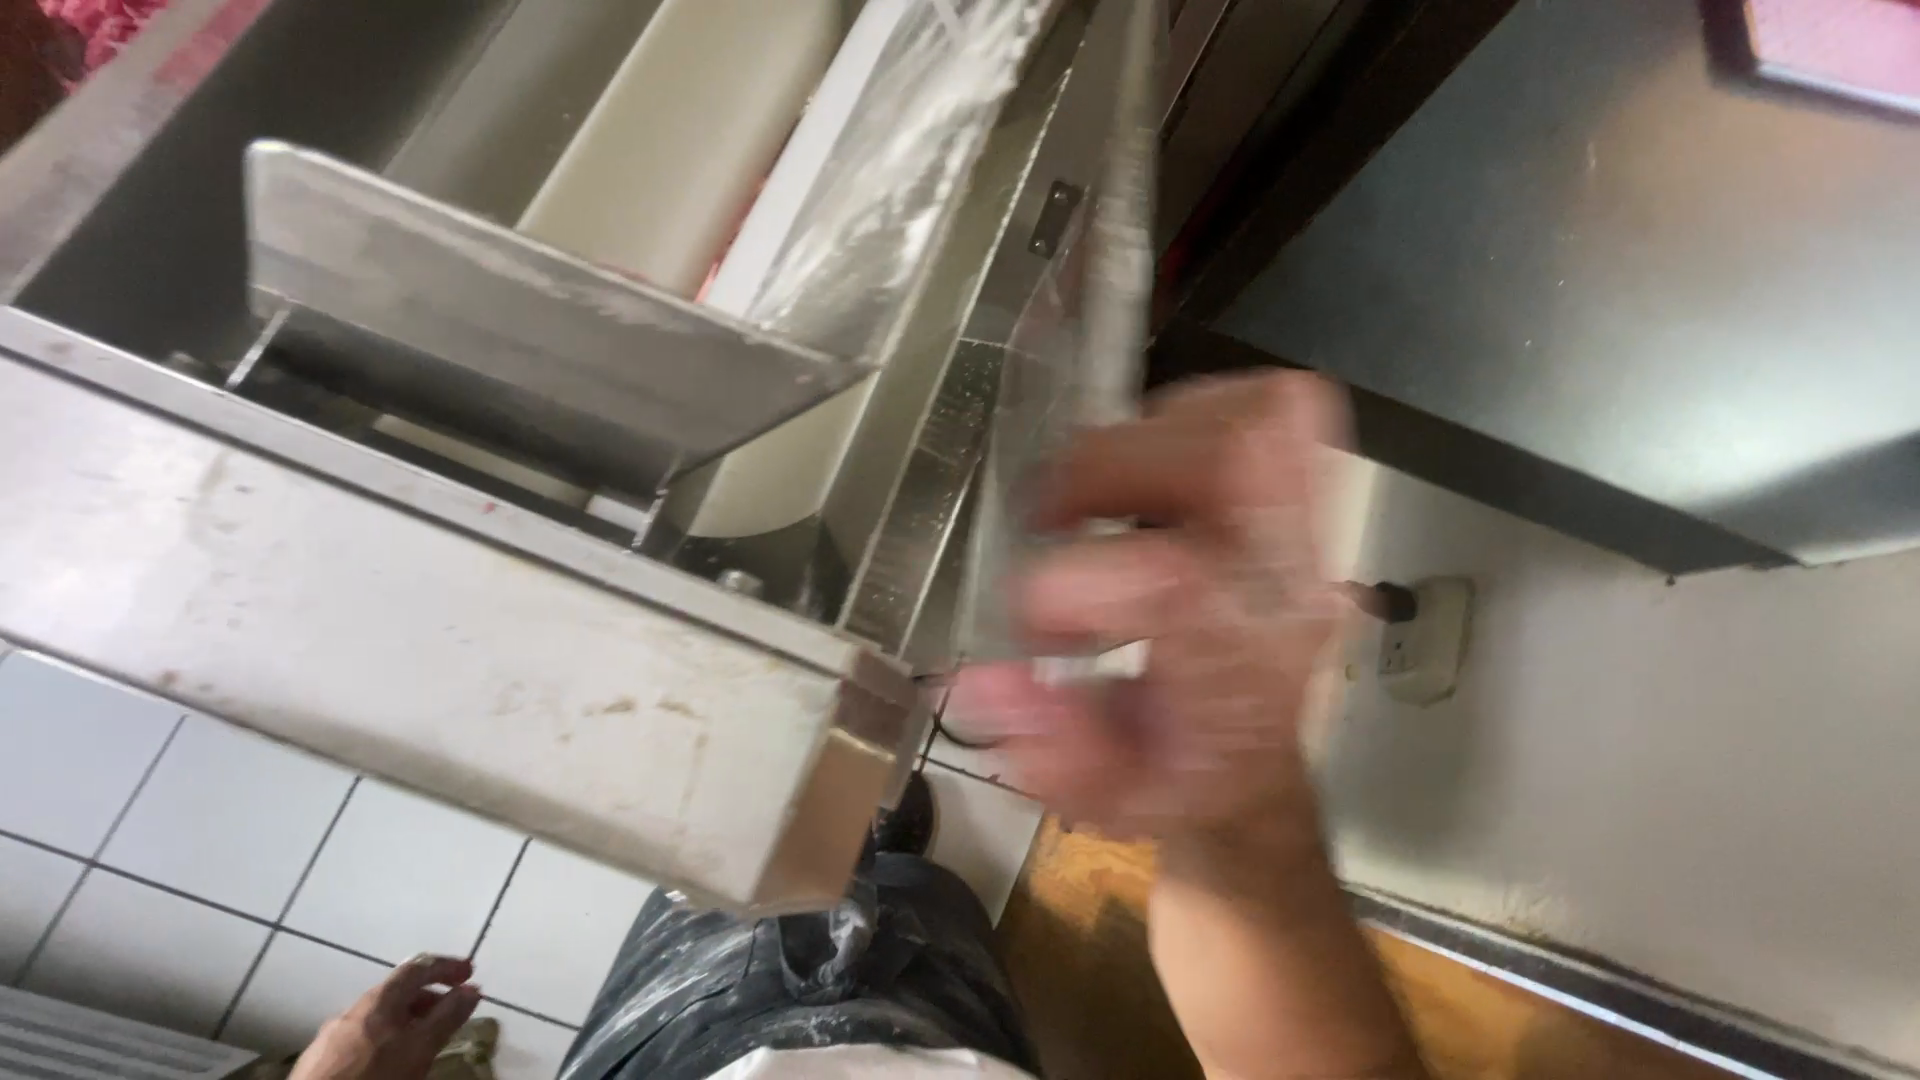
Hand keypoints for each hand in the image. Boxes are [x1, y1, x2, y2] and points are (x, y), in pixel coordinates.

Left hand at [289, 956, 481, 1079]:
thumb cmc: (373, 1077)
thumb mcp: (420, 1048)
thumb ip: (448, 1016)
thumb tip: (471, 989)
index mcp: (378, 999)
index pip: (417, 967)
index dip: (447, 966)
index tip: (470, 974)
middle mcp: (352, 1010)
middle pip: (397, 992)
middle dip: (429, 997)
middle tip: (449, 1012)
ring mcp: (329, 1038)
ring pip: (378, 1018)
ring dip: (406, 1021)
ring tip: (421, 1041)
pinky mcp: (316, 1065)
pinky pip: (360, 1039)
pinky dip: (384, 1040)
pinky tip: (386, 1063)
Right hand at [955, 372, 1347, 840]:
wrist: (1256, 768)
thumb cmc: (1182, 781)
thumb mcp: (1111, 799)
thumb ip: (1053, 754)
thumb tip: (982, 683)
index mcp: (1239, 666)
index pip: (1177, 580)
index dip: (1075, 582)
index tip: (1034, 625)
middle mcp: (1282, 587)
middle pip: (1232, 454)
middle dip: (1113, 463)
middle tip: (1054, 514)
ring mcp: (1301, 536)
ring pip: (1254, 415)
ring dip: (1150, 435)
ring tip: (1100, 495)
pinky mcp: (1299, 504)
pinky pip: (1268, 411)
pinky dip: (1190, 421)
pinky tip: (1145, 476)